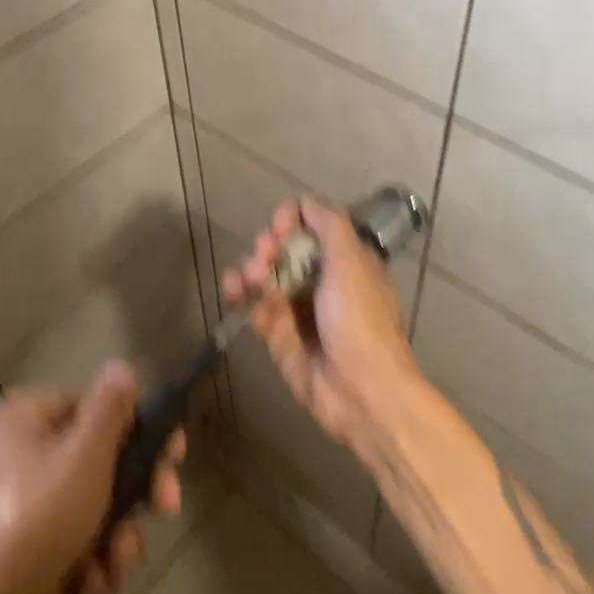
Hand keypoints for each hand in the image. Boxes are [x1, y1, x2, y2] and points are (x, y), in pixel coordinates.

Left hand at [0, 362, 183, 593]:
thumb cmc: (33, 522)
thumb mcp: (83, 456)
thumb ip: (110, 409)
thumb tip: (121, 365)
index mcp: (25, 419)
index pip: (96, 408)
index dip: (139, 432)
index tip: (173, 458)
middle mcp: (18, 456)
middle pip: (98, 463)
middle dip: (133, 496)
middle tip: (163, 511)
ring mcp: (18, 511)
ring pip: (91, 513)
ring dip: (115, 540)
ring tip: (113, 564)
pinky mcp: (21, 558)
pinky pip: (70, 550)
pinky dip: (88, 568)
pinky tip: (88, 586)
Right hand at [223, 199, 424, 453]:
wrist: (361, 392)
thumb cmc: (360, 320)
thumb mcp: (352, 263)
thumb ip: (330, 226)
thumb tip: (307, 201)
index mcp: (348, 263)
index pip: (315, 229)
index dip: (295, 221)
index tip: (282, 222)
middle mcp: (323, 283)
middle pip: (286, 251)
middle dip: (270, 245)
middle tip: (265, 251)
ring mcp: (299, 311)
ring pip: (267, 277)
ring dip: (252, 268)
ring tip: (248, 276)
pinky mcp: (279, 337)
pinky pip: (254, 307)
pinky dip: (241, 294)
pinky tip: (233, 289)